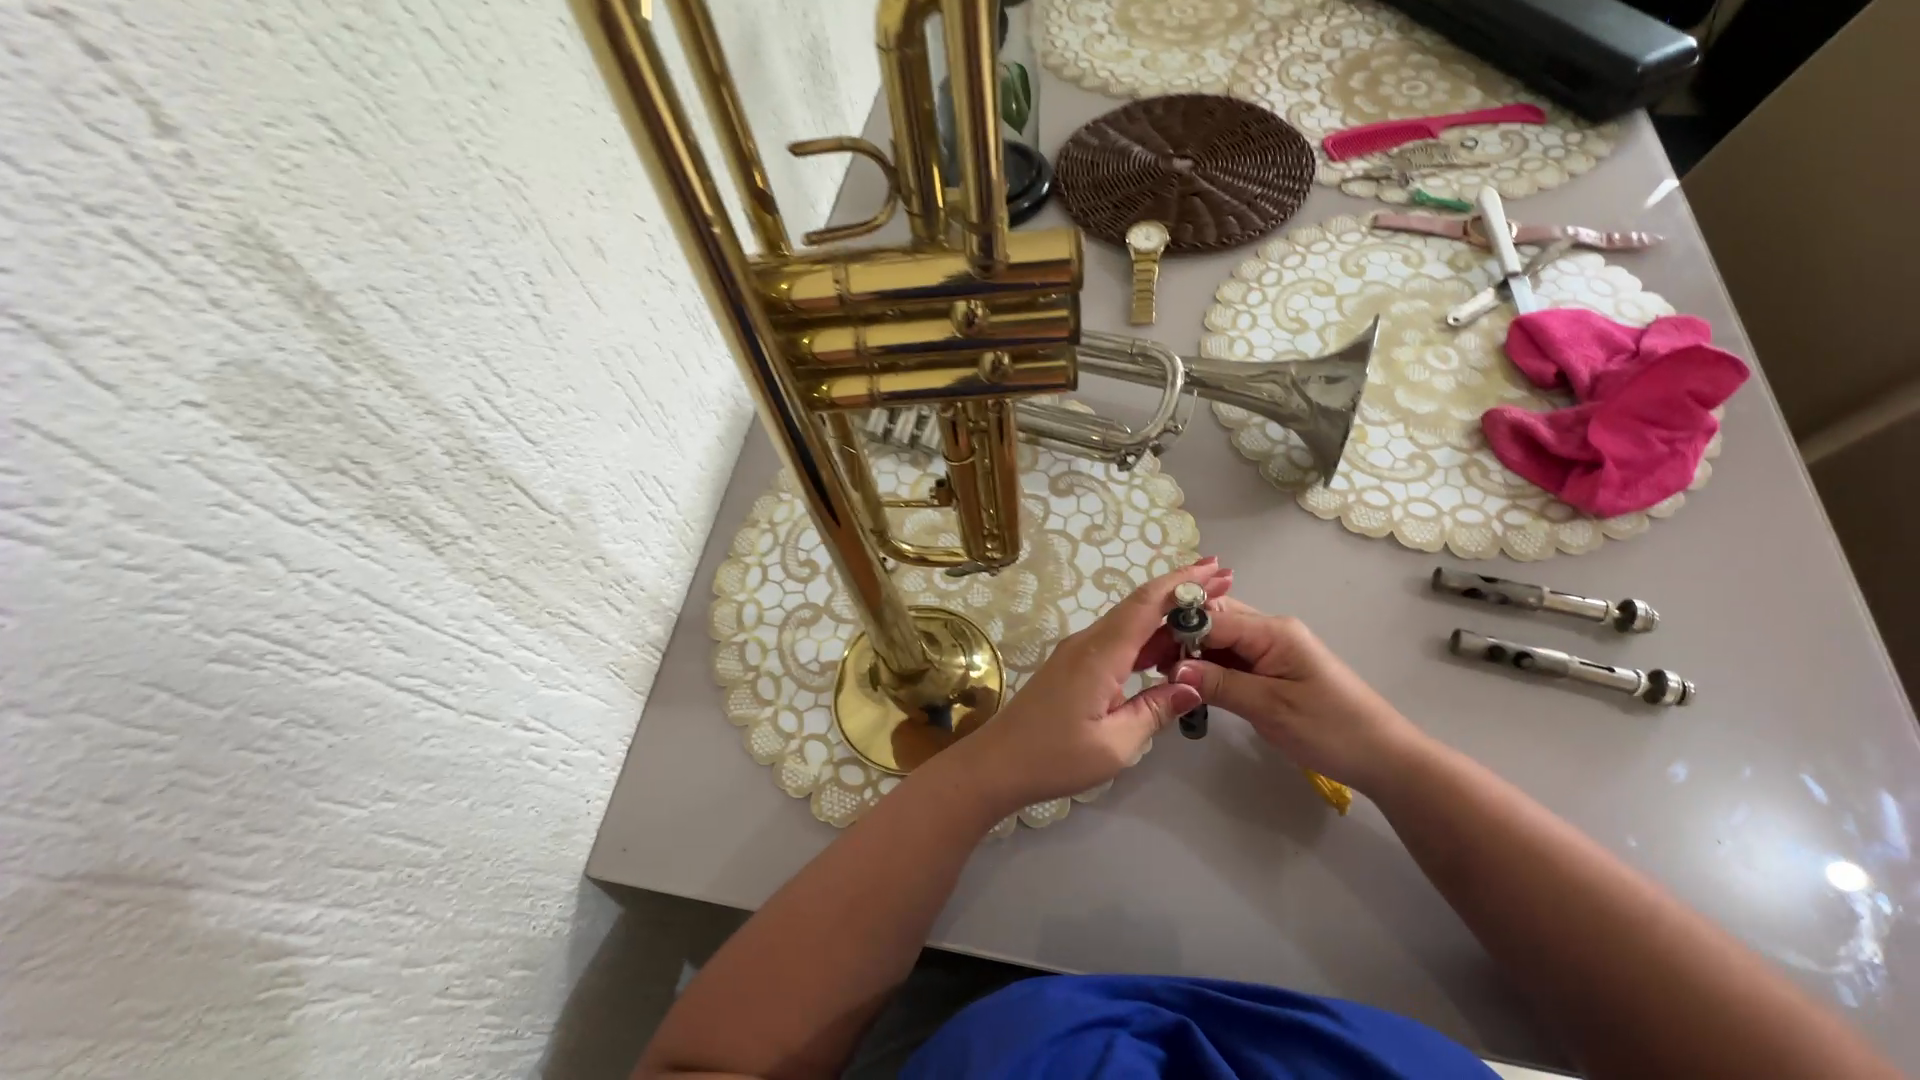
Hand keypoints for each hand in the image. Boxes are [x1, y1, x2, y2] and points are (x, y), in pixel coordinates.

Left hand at [948, 559, 1233, 814]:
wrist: (997, 764)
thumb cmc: (1054, 758)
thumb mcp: (1115, 745)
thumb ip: (1155, 711)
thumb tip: (1191, 685)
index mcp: (1099, 655)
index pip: (1146, 605)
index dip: (1183, 583)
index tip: (1217, 569)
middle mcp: (1087, 643)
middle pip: (1138, 605)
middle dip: (1182, 589)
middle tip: (1224, 581)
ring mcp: (1077, 652)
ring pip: (1127, 622)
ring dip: (1165, 613)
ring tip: (1207, 610)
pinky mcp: (1072, 666)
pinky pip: (1116, 640)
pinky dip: (1146, 636)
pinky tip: (1167, 646)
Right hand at [1162, 599, 1425, 793]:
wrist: (1383, 756)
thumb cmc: (1331, 729)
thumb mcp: (1270, 708)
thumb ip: (1220, 684)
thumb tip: (1173, 668)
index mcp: (1273, 631)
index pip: (1211, 617)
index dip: (1174, 631)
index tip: (1141, 654)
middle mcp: (1271, 630)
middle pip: (1213, 620)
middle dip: (1177, 637)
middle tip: (1143, 664)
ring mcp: (1273, 649)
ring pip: (1220, 639)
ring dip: (1190, 652)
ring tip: (1158, 674)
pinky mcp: (1273, 668)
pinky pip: (1231, 658)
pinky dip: (1208, 667)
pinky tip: (1188, 682)